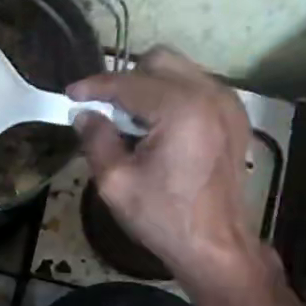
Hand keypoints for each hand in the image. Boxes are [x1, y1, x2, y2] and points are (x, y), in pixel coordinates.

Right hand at [68, 48, 276, 299]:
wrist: (215, 244)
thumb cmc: (162, 217)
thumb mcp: (115, 182)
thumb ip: (96, 140)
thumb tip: (84, 114)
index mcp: (180, 109)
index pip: (127, 82)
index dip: (94, 86)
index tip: (70, 95)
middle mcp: (209, 95)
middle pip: (158, 61)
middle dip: (125, 80)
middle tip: (103, 109)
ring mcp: (228, 103)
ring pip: (179, 71)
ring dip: (148, 87)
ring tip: (128, 120)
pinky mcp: (234, 117)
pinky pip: (197, 88)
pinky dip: (171, 97)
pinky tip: (156, 128)